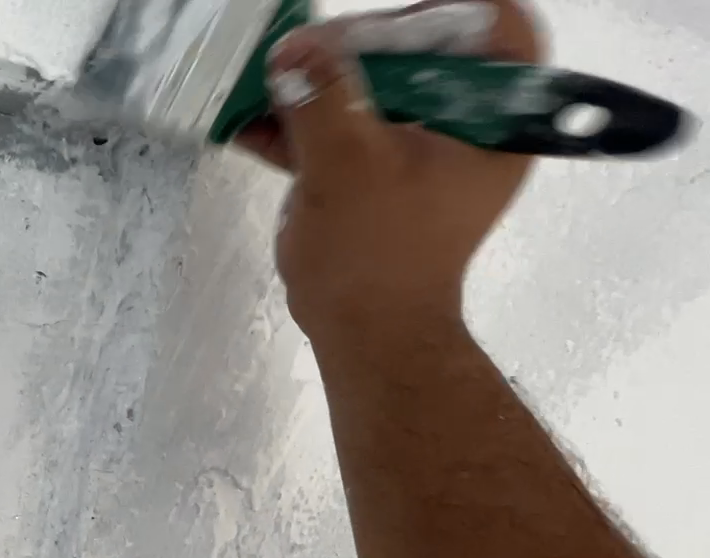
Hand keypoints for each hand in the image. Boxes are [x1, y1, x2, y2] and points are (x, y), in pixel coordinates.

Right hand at [234, 1, 545, 345]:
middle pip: (414, 59)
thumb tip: (292, 49)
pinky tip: (256, 128)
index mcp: (496, 109)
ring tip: (259, 93)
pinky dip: (304, 132)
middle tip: (291, 63)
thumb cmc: (373, 253)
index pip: (478, 21)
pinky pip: (346, 140)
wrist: (368, 332)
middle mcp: (469, 122)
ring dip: (313, 96)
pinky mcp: (381, 184)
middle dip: (344, 58)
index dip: (416, 17)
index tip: (350, 38)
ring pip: (371, 101)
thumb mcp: (345, 167)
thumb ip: (321, 101)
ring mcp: (421, 155)